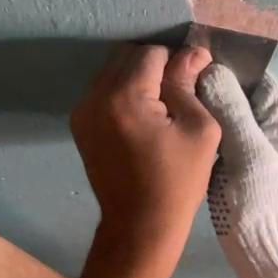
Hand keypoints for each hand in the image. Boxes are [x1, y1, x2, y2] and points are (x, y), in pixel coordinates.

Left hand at [69, 44, 220, 248]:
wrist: (139, 224)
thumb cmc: (177, 181)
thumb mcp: (198, 129)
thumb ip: (188, 84)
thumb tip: (192, 53)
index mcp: (125, 97)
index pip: (150, 53)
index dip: (175, 62)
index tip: (192, 80)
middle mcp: (95, 97)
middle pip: (126, 55)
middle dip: (153, 65)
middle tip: (176, 93)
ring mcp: (82, 111)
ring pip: (111, 71)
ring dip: (136, 78)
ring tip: (159, 107)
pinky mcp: (79, 124)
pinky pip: (101, 91)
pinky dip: (121, 93)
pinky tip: (140, 118)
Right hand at [195, 66, 277, 277]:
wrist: (267, 254)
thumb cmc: (261, 203)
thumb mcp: (245, 153)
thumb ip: (229, 108)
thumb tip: (210, 68)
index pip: (255, 79)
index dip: (223, 74)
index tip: (189, 76)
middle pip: (243, 95)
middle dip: (213, 95)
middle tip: (180, 97)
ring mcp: (270, 146)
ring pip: (234, 115)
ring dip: (210, 115)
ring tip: (180, 114)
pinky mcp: (254, 163)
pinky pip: (230, 136)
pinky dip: (211, 134)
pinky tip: (189, 136)